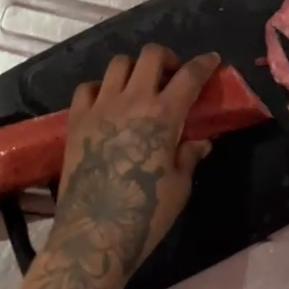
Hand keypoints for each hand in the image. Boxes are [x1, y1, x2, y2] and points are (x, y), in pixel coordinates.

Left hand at [6, 45, 220, 288]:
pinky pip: (87, 87)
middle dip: (167, 57)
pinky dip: (100, 87)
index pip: (189, 76)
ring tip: (139, 86)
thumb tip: (201, 142)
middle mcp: (132, 100)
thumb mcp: (179, 187)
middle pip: (150, 55)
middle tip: (172, 74)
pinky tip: (106, 102)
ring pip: (118, 63)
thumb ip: (189, 156)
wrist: (94, 234)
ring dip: (134, 68)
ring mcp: (100, 106)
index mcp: (163, 115)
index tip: (212, 59)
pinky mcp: (76, 119)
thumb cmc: (145, 214)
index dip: (204, 63)